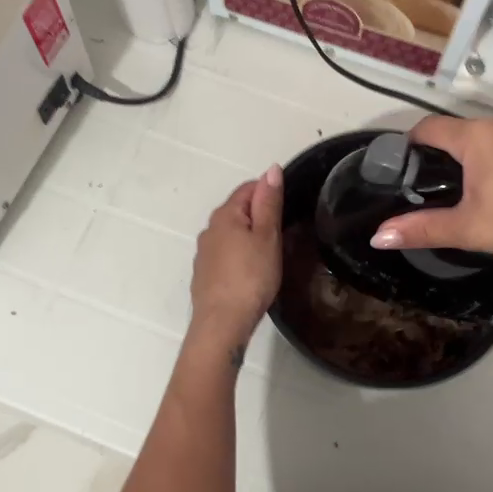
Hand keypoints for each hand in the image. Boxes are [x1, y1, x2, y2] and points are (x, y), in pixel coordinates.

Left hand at [190, 165, 283, 343]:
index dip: (269, 193)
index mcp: (225, 214)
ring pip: (231, 234)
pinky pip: (226, 255)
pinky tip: (251, 273)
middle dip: (260, 216)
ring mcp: (204, 253)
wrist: (222, 323)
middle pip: (238, 210)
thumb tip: (271, 169)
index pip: (248, 188)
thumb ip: (269, 202)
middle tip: (284, 235)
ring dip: (250, 238)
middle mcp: (209, 229)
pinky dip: (240, 256)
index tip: (288, 211)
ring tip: (271, 256)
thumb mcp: (267, 237)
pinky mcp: (205, 275)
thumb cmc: (250, 276)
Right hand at [370, 111, 492, 273]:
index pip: (429, 128)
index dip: (410, 145)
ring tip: (489, 202)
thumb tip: (377, 236)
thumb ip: (423, 229)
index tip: (403, 168)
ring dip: (487, 164)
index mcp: (477, 137)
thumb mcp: (472, 230)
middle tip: (446, 197)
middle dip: (451, 161)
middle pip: (464, 135)